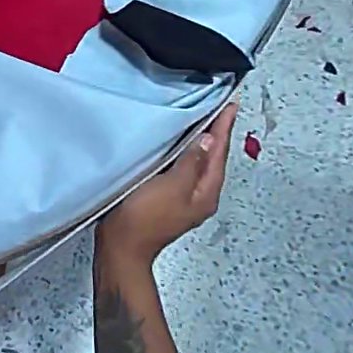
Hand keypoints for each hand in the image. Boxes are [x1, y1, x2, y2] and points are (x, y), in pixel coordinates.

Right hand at [95, 101, 237, 268]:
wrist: (121, 248)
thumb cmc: (146, 216)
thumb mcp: (172, 185)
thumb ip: (191, 162)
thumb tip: (209, 140)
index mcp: (206, 193)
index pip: (219, 154)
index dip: (224, 128)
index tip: (231, 104)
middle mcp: (201, 195)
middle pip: (213, 159)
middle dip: (216, 133)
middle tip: (220, 106)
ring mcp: (185, 199)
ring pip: (199, 163)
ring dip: (201, 142)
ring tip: (203, 118)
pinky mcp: (169, 198)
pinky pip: (184, 168)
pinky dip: (186, 152)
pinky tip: (179, 143)